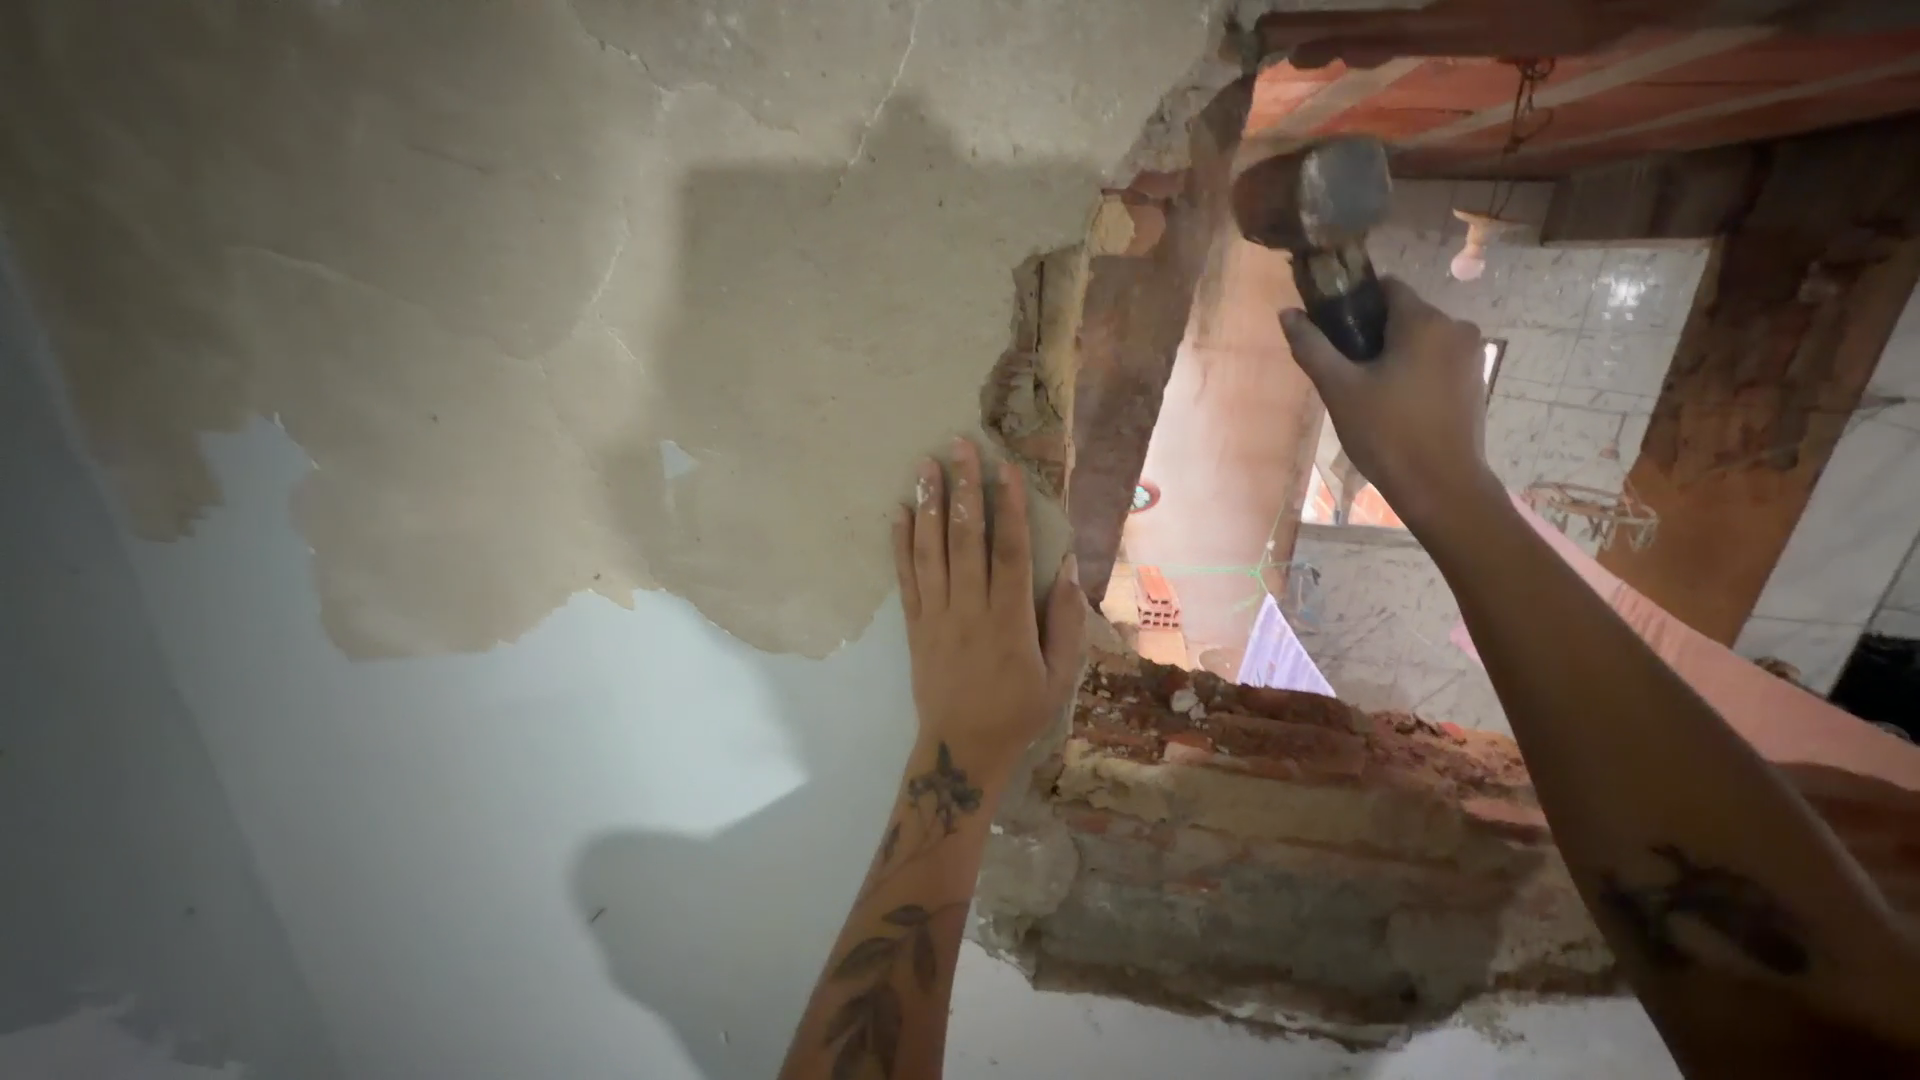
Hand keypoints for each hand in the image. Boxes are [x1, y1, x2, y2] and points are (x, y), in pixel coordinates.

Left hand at [892, 437, 1086, 778]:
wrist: (961, 748)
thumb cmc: (1019, 712)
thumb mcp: (1060, 676)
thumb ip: (1067, 623)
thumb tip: (1070, 568)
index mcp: (1010, 621)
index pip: (1010, 552)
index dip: (1010, 508)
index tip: (1007, 468)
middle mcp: (969, 610)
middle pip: (966, 540)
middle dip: (964, 489)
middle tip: (959, 446)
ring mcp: (936, 616)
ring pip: (931, 552)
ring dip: (929, 506)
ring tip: (926, 465)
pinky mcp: (914, 627)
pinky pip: (906, 580)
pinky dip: (901, 545)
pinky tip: (900, 513)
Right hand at [1280, 277, 1502, 531]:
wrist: (1440, 485)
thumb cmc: (1385, 433)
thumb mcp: (1339, 389)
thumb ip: (1312, 347)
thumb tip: (1287, 314)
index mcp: (1424, 321)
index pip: (1387, 286)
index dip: (1355, 301)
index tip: (1332, 329)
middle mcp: (1456, 327)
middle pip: (1404, 314)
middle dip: (1372, 333)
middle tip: (1343, 370)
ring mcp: (1471, 355)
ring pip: (1420, 340)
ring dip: (1392, 354)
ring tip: (1366, 392)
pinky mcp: (1474, 381)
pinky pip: (1436, 361)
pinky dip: (1413, 371)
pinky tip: (1394, 404)